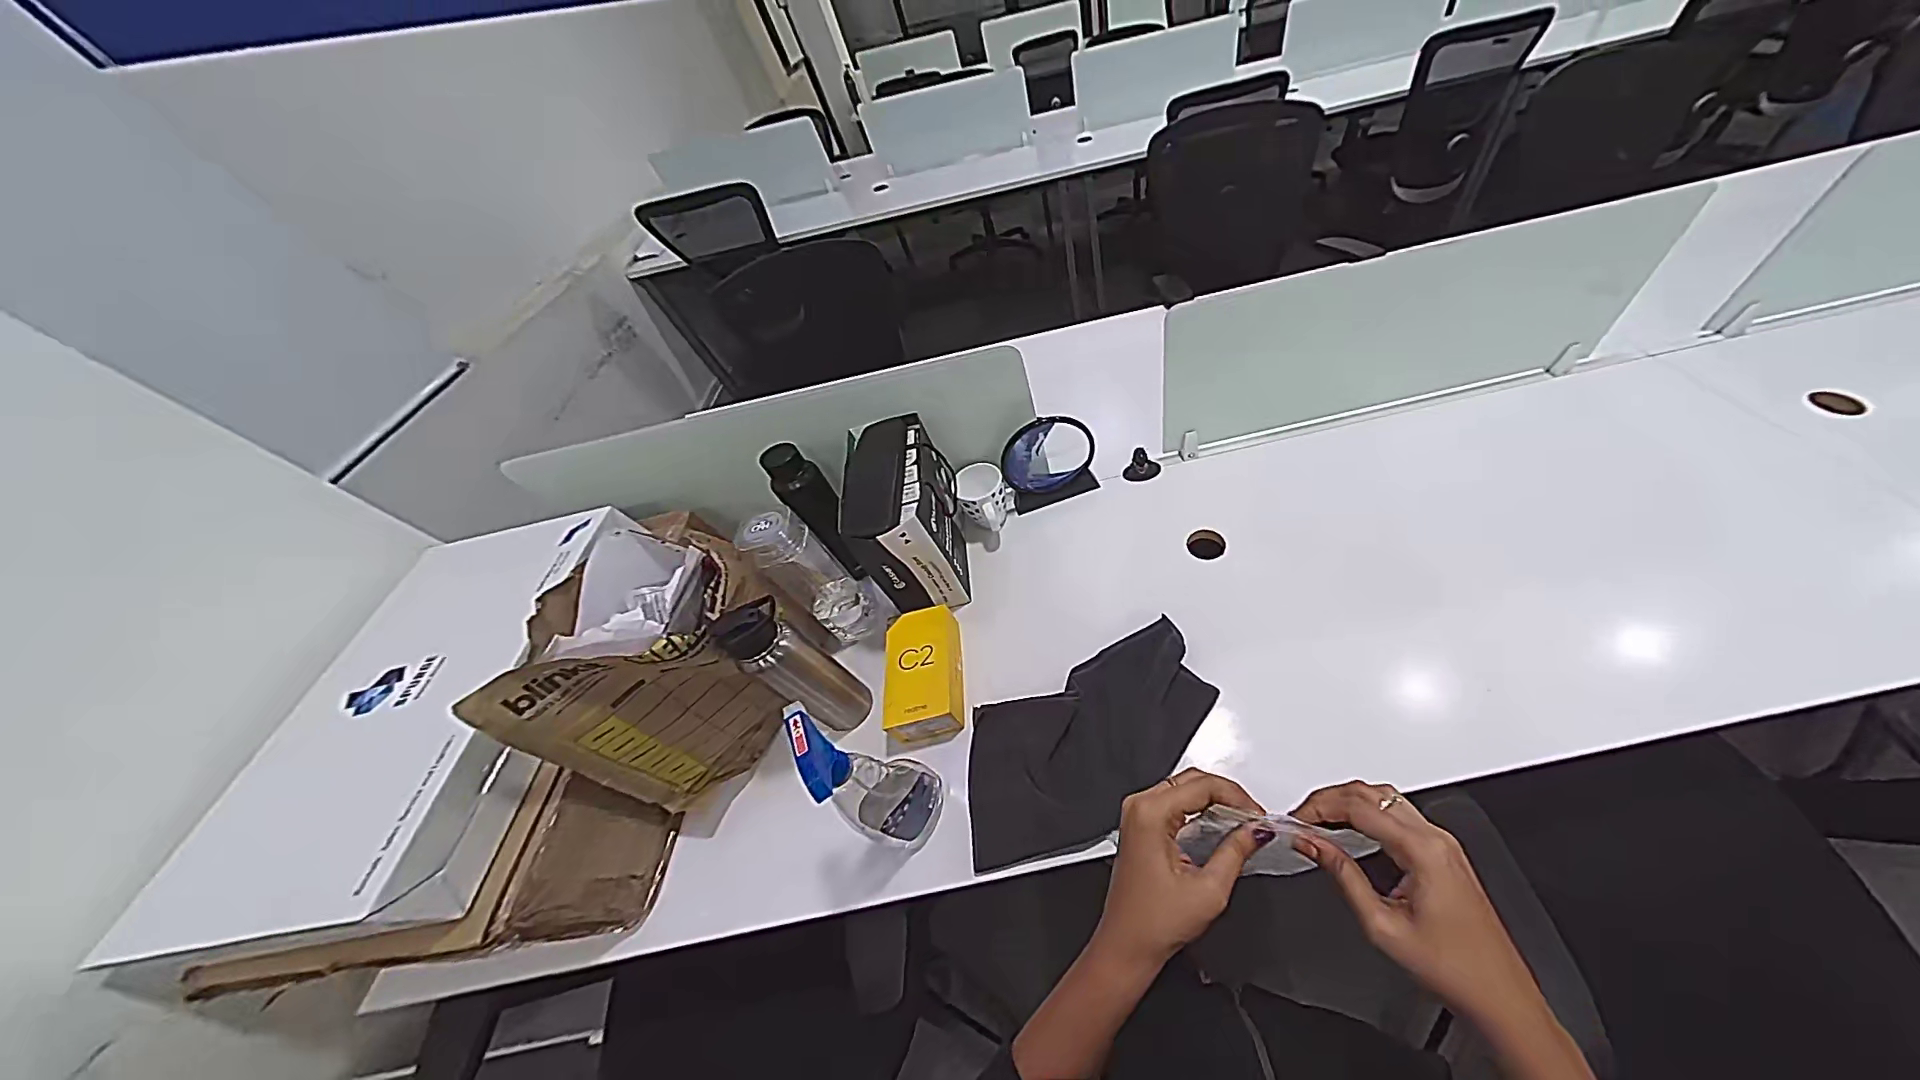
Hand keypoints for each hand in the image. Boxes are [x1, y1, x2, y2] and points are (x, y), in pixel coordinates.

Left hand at [1092, 768, 1273, 969]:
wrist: (1127, 942)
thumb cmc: (1154, 922)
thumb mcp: (1209, 889)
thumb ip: (1236, 852)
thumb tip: (1256, 831)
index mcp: (1150, 813)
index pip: (1201, 785)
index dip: (1237, 796)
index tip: (1259, 814)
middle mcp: (1138, 807)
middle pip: (1191, 780)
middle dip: (1227, 794)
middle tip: (1254, 818)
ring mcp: (1137, 814)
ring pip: (1182, 788)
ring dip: (1214, 800)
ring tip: (1243, 823)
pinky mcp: (1140, 824)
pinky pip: (1174, 803)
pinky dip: (1199, 809)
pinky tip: (1220, 826)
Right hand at [1289, 781, 1538, 1024]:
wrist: (1500, 999)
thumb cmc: (1454, 969)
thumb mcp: (1381, 924)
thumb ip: (1341, 874)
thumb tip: (1310, 843)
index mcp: (1424, 851)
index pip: (1357, 806)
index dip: (1318, 807)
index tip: (1295, 820)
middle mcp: (1436, 840)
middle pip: (1370, 792)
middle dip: (1328, 798)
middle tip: (1300, 818)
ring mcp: (1443, 844)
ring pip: (1384, 796)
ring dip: (1346, 800)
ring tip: (1318, 820)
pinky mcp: (1443, 852)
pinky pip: (1398, 813)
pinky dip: (1365, 811)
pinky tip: (1347, 828)